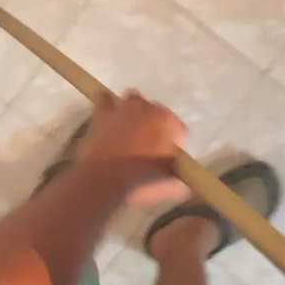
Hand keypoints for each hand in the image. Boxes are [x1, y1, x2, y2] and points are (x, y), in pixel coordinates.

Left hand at [76, 90, 187, 204]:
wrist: (104, 179)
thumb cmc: (142, 182)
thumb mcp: (172, 186)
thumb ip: (179, 175)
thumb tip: (181, 177)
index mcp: (169, 123)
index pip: (179, 129)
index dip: (174, 143)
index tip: (168, 157)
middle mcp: (149, 108)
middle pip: (156, 112)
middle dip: (153, 125)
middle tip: (147, 146)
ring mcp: (124, 107)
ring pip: (133, 100)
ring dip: (133, 111)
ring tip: (128, 129)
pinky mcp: (102, 112)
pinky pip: (105, 99)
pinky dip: (107, 105)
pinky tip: (107, 116)